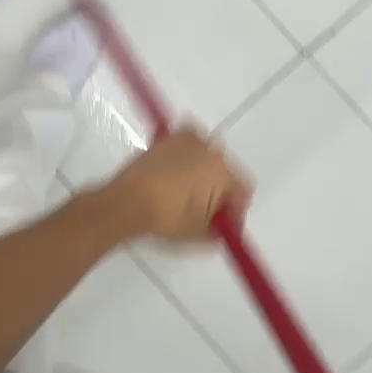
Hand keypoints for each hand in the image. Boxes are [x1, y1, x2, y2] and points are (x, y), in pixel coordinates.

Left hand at [92, 123, 252, 242]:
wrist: (128, 200)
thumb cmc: (167, 217)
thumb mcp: (199, 235)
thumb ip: (220, 233)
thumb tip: (223, 231)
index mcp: (223, 172)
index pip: (243, 191)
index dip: (236, 211)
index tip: (225, 226)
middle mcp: (210, 150)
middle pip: (226, 171)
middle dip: (221, 191)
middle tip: (207, 211)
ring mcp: (187, 139)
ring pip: (208, 156)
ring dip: (205, 172)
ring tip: (190, 193)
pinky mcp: (166, 137)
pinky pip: (187, 140)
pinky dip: (188, 151)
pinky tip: (179, 169)